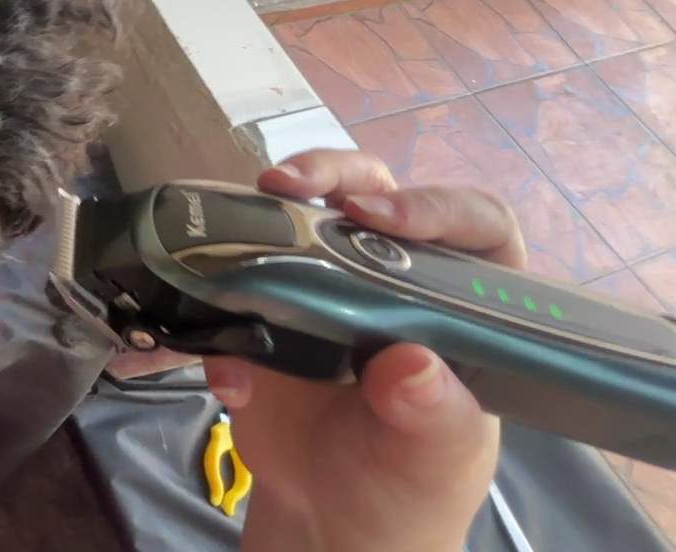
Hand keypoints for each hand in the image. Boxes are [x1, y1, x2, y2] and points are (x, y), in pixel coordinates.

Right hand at [211, 149, 526, 551]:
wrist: (314, 502)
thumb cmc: (397, 482)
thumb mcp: (429, 463)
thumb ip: (434, 421)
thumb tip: (413, 364)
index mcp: (453, 306)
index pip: (469, 228)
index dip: (431, 207)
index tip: (377, 219)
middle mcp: (384, 276)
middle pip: (368, 189)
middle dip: (328, 172)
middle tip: (287, 185)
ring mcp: (313, 278)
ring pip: (291, 207)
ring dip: (259, 198)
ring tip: (233, 214)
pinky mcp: (253, 291)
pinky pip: (226, 260)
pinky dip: (207, 284)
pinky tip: (221, 360)